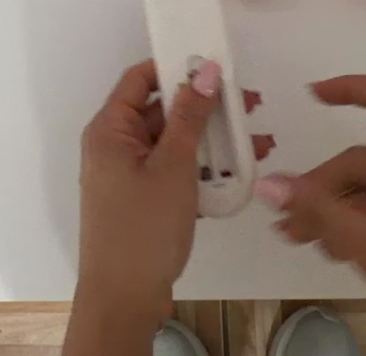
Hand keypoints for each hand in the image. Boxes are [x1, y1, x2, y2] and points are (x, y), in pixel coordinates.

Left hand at [65, 59, 272, 355]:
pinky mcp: (141, 199)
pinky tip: (239, 171)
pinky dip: (201, 168)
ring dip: (211, 141)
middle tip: (248, 104)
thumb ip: (191, 115)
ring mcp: (127, 174)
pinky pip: (173, 169)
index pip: (140, 78)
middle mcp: (114, 145)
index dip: (174, 66)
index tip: (212, 64)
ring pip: (173, 142)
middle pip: (162, 110)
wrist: (124, 301)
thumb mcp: (174, 165)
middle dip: (205, 108)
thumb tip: (204, 70)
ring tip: (256, 139)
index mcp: (109, 128)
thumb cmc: (142, 227)